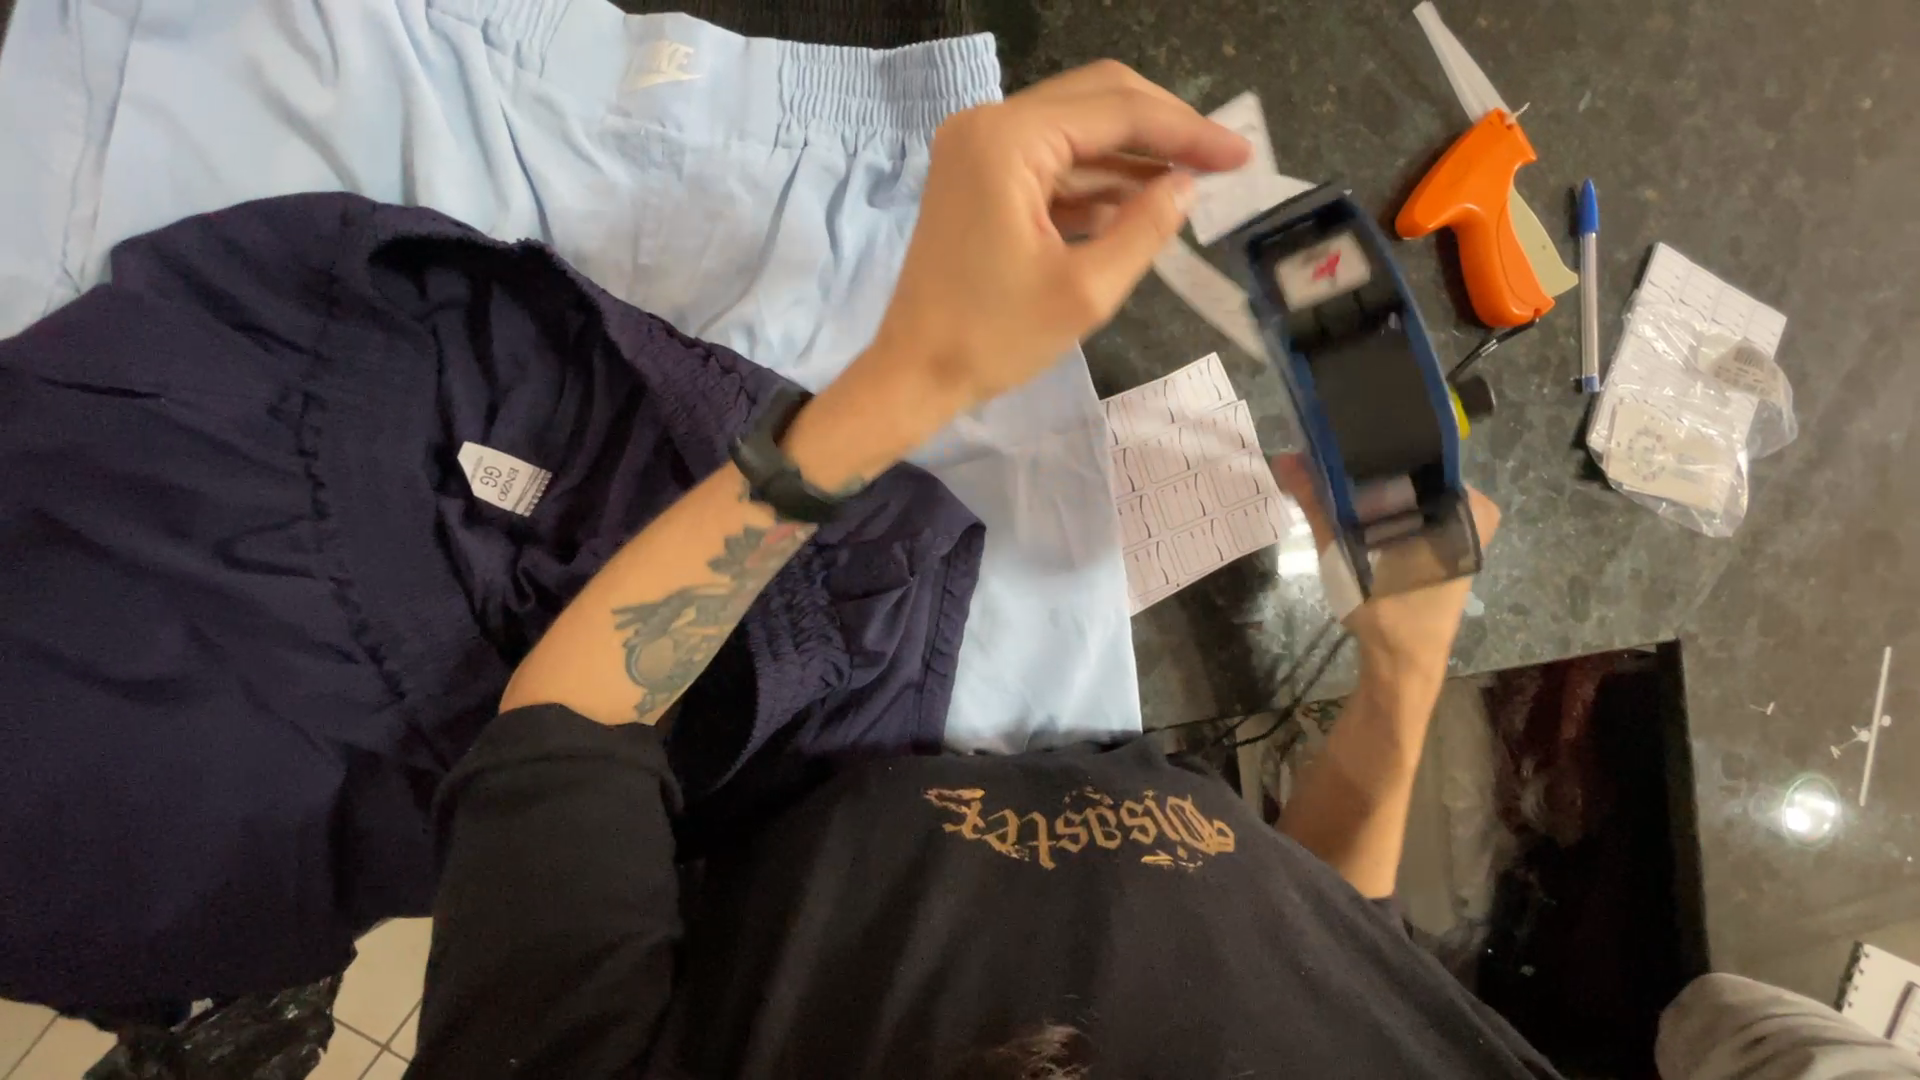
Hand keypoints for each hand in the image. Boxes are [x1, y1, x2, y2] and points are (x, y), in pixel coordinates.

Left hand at [862, 60, 1250, 408]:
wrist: (914, 375)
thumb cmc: (992, 340)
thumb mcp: (1084, 291)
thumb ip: (1145, 229)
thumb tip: (1186, 185)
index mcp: (1007, 140)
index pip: (1117, 111)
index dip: (1187, 131)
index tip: (1240, 156)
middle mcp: (986, 126)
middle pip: (1095, 100)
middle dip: (1161, 130)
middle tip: (1217, 162)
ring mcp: (974, 151)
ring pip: (1072, 132)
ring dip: (1128, 158)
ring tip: (1186, 186)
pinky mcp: (974, 181)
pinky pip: (1046, 166)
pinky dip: (1090, 183)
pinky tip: (1133, 205)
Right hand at [1270, 455, 1500, 692]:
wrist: (1400, 664)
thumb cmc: (1386, 609)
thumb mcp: (1346, 552)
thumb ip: (1318, 504)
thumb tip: (1286, 459)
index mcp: (1468, 508)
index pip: (1419, 456)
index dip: (1372, 448)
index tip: (1334, 442)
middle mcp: (1470, 515)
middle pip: (1408, 476)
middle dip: (1364, 472)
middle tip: (1322, 460)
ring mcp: (1455, 534)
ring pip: (1403, 497)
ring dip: (1366, 494)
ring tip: (1327, 481)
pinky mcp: (1435, 550)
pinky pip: (1404, 517)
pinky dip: (1376, 513)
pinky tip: (1345, 513)